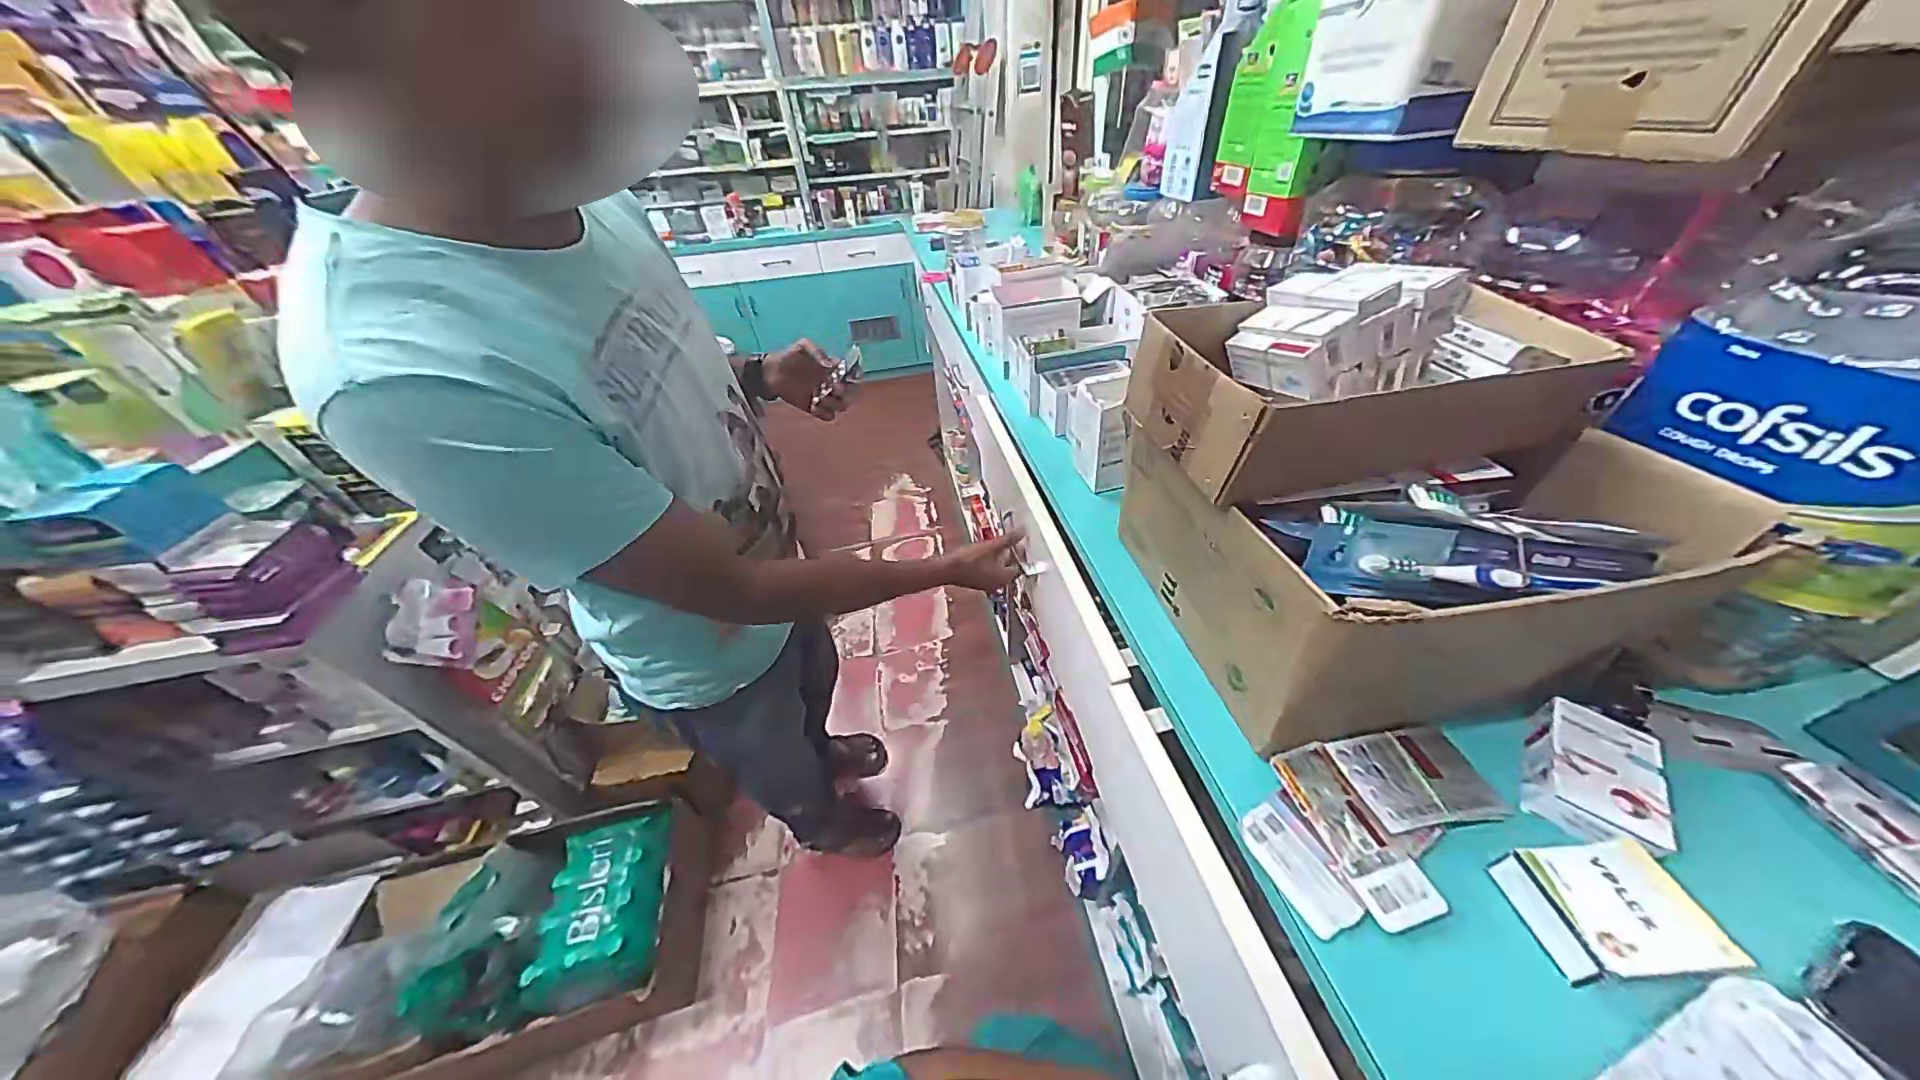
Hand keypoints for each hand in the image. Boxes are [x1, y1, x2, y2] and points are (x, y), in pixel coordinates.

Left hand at [764, 338, 849, 419]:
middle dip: (844, 392)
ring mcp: (823, 397)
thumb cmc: (789, 356)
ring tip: (820, 398)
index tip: (846, 376)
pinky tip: (814, 406)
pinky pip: (827, 416)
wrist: (771, 371)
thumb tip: (829, 365)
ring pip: (840, 406)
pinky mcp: (814, 408)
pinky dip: (824, 413)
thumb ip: (816, 352)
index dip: (853, 376)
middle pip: (849, 393)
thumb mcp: (802, 346)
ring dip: (834, 404)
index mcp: (832, 369)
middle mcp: (831, 383)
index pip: (851, 373)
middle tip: (833, 389)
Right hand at [938, 529, 1026, 591]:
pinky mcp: (976, 581)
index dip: (1021, 553)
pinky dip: (990, 561)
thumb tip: (1024, 531)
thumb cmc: (969, 559)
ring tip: (999, 542)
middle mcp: (998, 584)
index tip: (1022, 541)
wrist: (944, 570)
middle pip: (1009, 568)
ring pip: (998, 569)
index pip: (1020, 566)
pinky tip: (986, 551)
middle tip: (1011, 539)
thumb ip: (1008, 540)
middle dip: (1011, 554)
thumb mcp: (991, 547)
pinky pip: (989, 570)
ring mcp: (986, 584)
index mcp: (1004, 578)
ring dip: (1000, 557)